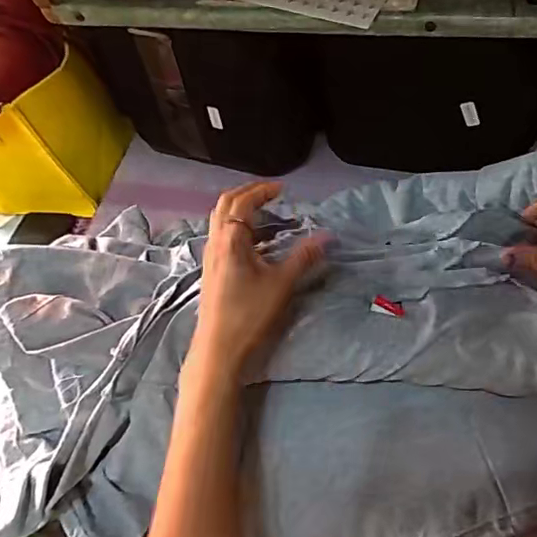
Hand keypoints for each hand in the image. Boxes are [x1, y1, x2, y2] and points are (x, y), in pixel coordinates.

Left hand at [191, 182, 326, 366]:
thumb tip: (326, 236)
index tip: (282, 188)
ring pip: (220, 220)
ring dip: (239, 209)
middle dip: (248, 193)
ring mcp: (210, 257)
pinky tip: (253, 242)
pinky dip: (236, 227)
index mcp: (229, 240)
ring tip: (263, 213)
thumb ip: (303, 258)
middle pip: (225, 204)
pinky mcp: (211, 271)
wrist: (218, 348)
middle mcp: (215, 243)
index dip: (262, 190)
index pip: (242, 202)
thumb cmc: (248, 314)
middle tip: (270, 193)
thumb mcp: (281, 285)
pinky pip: (221, 236)